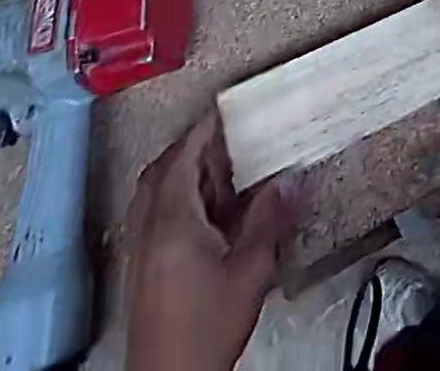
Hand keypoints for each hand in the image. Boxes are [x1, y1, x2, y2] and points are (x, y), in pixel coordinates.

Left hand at [122, 111, 303, 369]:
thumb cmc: (206, 328)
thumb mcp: (250, 268)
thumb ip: (270, 218)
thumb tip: (294, 178)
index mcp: (172, 224)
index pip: (181, 163)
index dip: (200, 133)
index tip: (220, 112)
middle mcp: (150, 233)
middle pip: (161, 176)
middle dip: (190, 149)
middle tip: (223, 135)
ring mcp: (145, 252)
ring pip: (157, 197)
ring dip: (185, 174)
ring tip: (223, 166)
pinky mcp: (149, 270)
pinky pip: (160, 217)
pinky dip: (183, 199)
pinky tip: (214, 209)